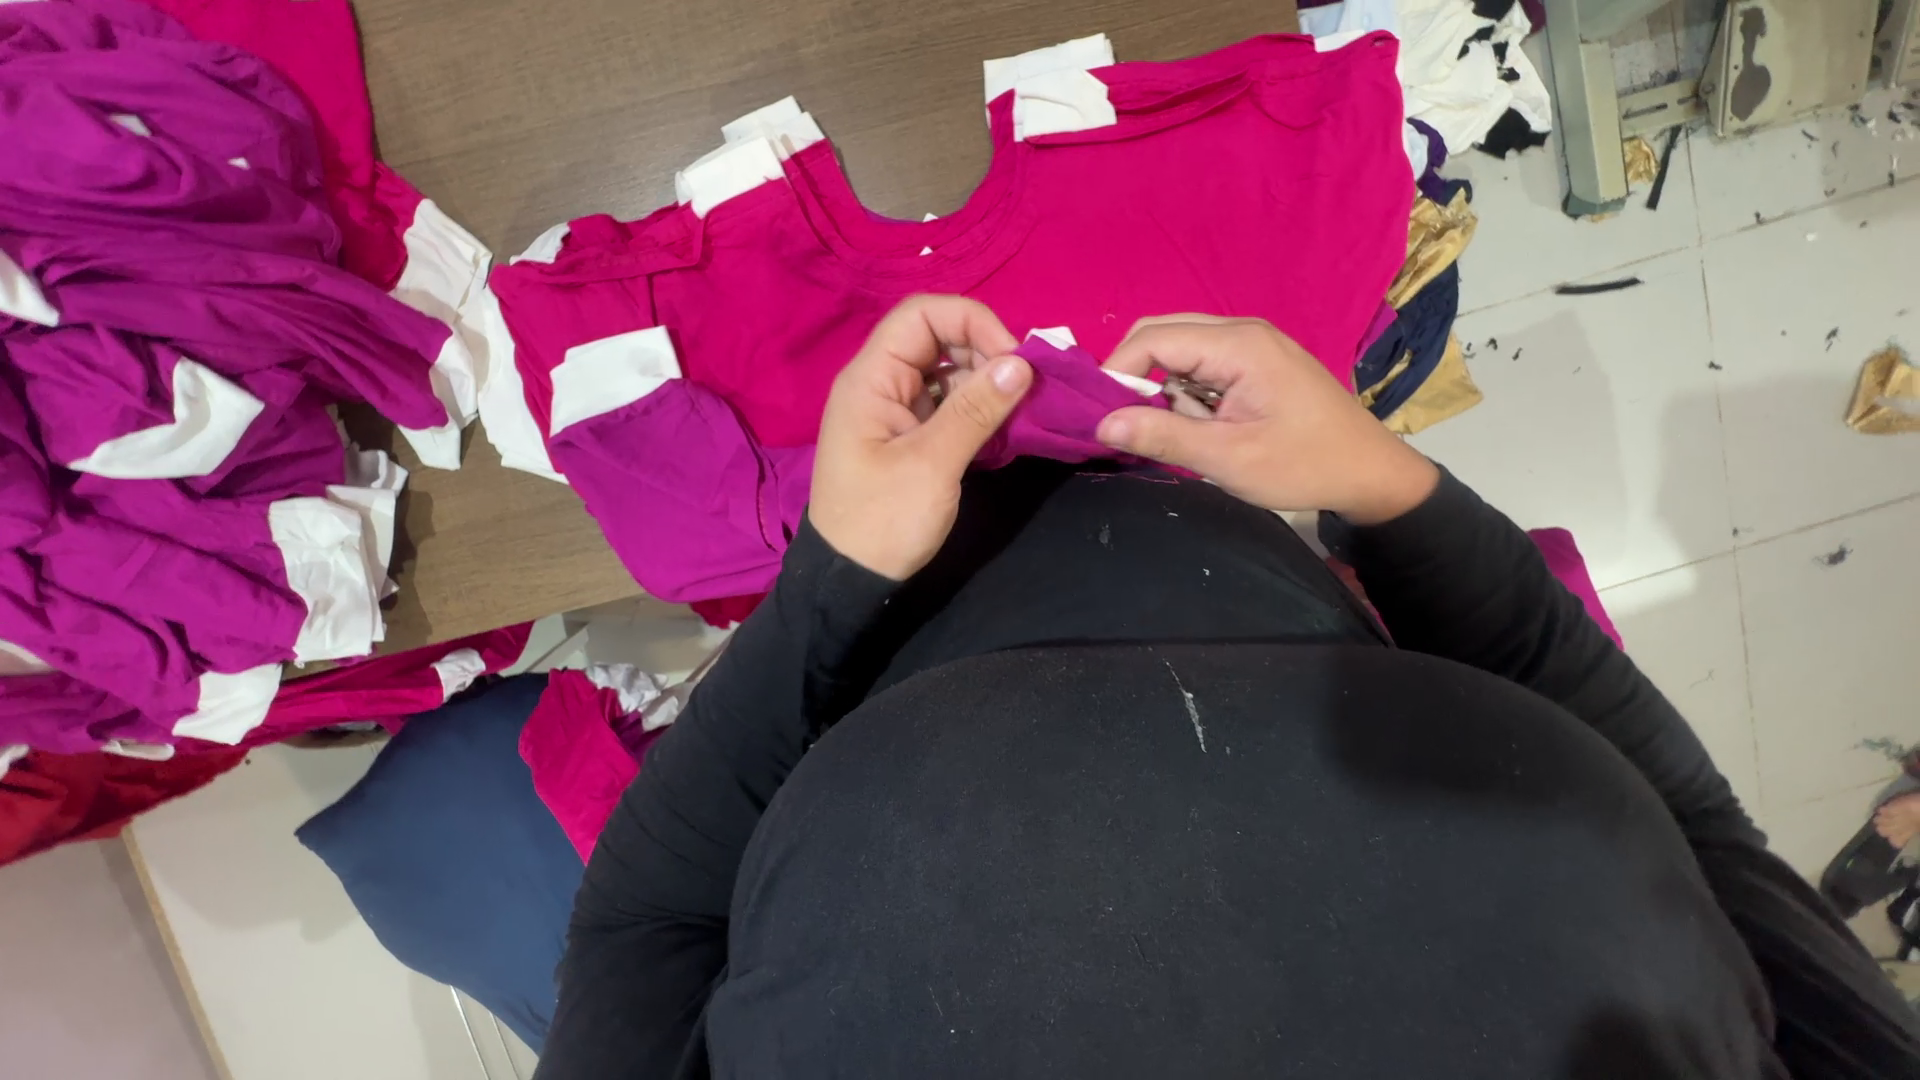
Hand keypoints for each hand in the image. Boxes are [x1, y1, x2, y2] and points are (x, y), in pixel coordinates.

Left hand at [810, 295, 1032, 579]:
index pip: (921, 315)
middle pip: (937, 338)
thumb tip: (1021, 363)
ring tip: (1021, 408)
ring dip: (986, 381)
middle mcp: (880, 384)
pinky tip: (1003, 427)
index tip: (1014, 357)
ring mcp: (895, 410)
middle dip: (985, 351)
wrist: (851, 578)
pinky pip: (948, 404)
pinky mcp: (909, 436)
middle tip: (1024, 385)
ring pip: (947, 372)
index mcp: (871, 379)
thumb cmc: (883, 521)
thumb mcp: (932, 465)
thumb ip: (975, 411)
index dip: (971, 320)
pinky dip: (977, 408)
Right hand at [1095, 315, 1438, 524]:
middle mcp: (1241, 331)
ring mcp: (1249, 344)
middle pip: (1160, 334)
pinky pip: (1198, 364)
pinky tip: (1198, 425)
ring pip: (1177, 349)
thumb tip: (1101, 424)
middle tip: (1125, 423)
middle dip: (1133, 376)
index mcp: (1237, 346)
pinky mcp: (1253, 362)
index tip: (1100, 417)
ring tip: (1174, 431)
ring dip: (1160, 387)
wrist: (1370, 473)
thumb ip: (1162, 437)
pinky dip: (1182, 392)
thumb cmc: (1303, 465)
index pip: (1152, 339)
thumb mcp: (1227, 459)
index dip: (1116, 373)